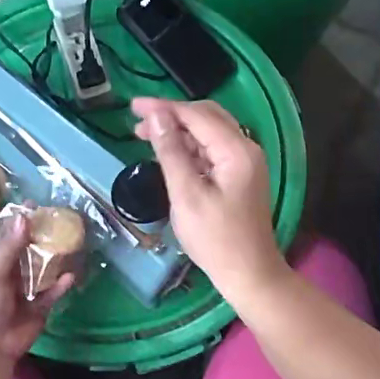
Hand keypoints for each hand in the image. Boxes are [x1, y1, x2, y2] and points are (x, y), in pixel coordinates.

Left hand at [0, 218, 73, 363]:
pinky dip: (60, 285)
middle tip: (60, 220)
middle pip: (27, 253)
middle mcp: (8, 276)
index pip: (6, 239)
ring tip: (71, 240)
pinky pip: (51, 293)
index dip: (18, 224)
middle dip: (40, 238)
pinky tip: (72, 274)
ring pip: (41, 271)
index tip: (34, 205)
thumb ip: (9, 247)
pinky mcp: (38, 310)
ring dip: (53, 259)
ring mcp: (24, 293)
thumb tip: (24, 217)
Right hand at [132, 97, 288, 302]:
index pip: (196, 115)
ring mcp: (244, 162)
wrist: (247, 271)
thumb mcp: (186, 194)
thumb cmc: (214, 237)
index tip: (132, 106)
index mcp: (235, 150)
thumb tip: (157, 119)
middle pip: (206, 116)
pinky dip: (189, 146)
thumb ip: (170, 153)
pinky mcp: (238, 175)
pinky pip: (211, 149)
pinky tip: (170, 153)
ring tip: (147, 135)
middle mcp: (245, 148)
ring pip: (209, 132)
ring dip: (179, 129)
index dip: (163, 108)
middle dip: (171, 114)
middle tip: (137, 121)